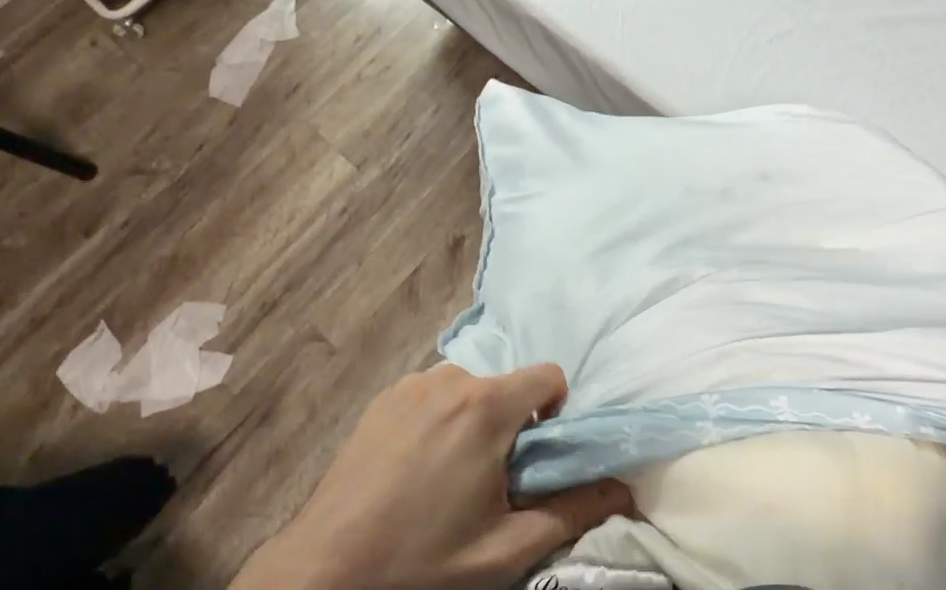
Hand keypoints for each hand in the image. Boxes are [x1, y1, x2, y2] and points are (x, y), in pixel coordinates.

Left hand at [231, 363, 632, 589]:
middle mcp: (450, 380)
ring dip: (472, 422)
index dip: (556, 412)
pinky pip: (431, 397)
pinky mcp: (380, 400)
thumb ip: (573, 513)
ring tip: (447, 479)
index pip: (548, 375)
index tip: (537, 458)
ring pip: (467, 391)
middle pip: (506, 387)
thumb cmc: (421, 560)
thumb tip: (623, 489)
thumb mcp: (506, 549)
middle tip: (490, 482)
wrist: (322, 573)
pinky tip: (414, 470)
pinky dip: (437, 421)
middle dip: (511, 425)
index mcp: (486, 406)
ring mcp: (409, 386)